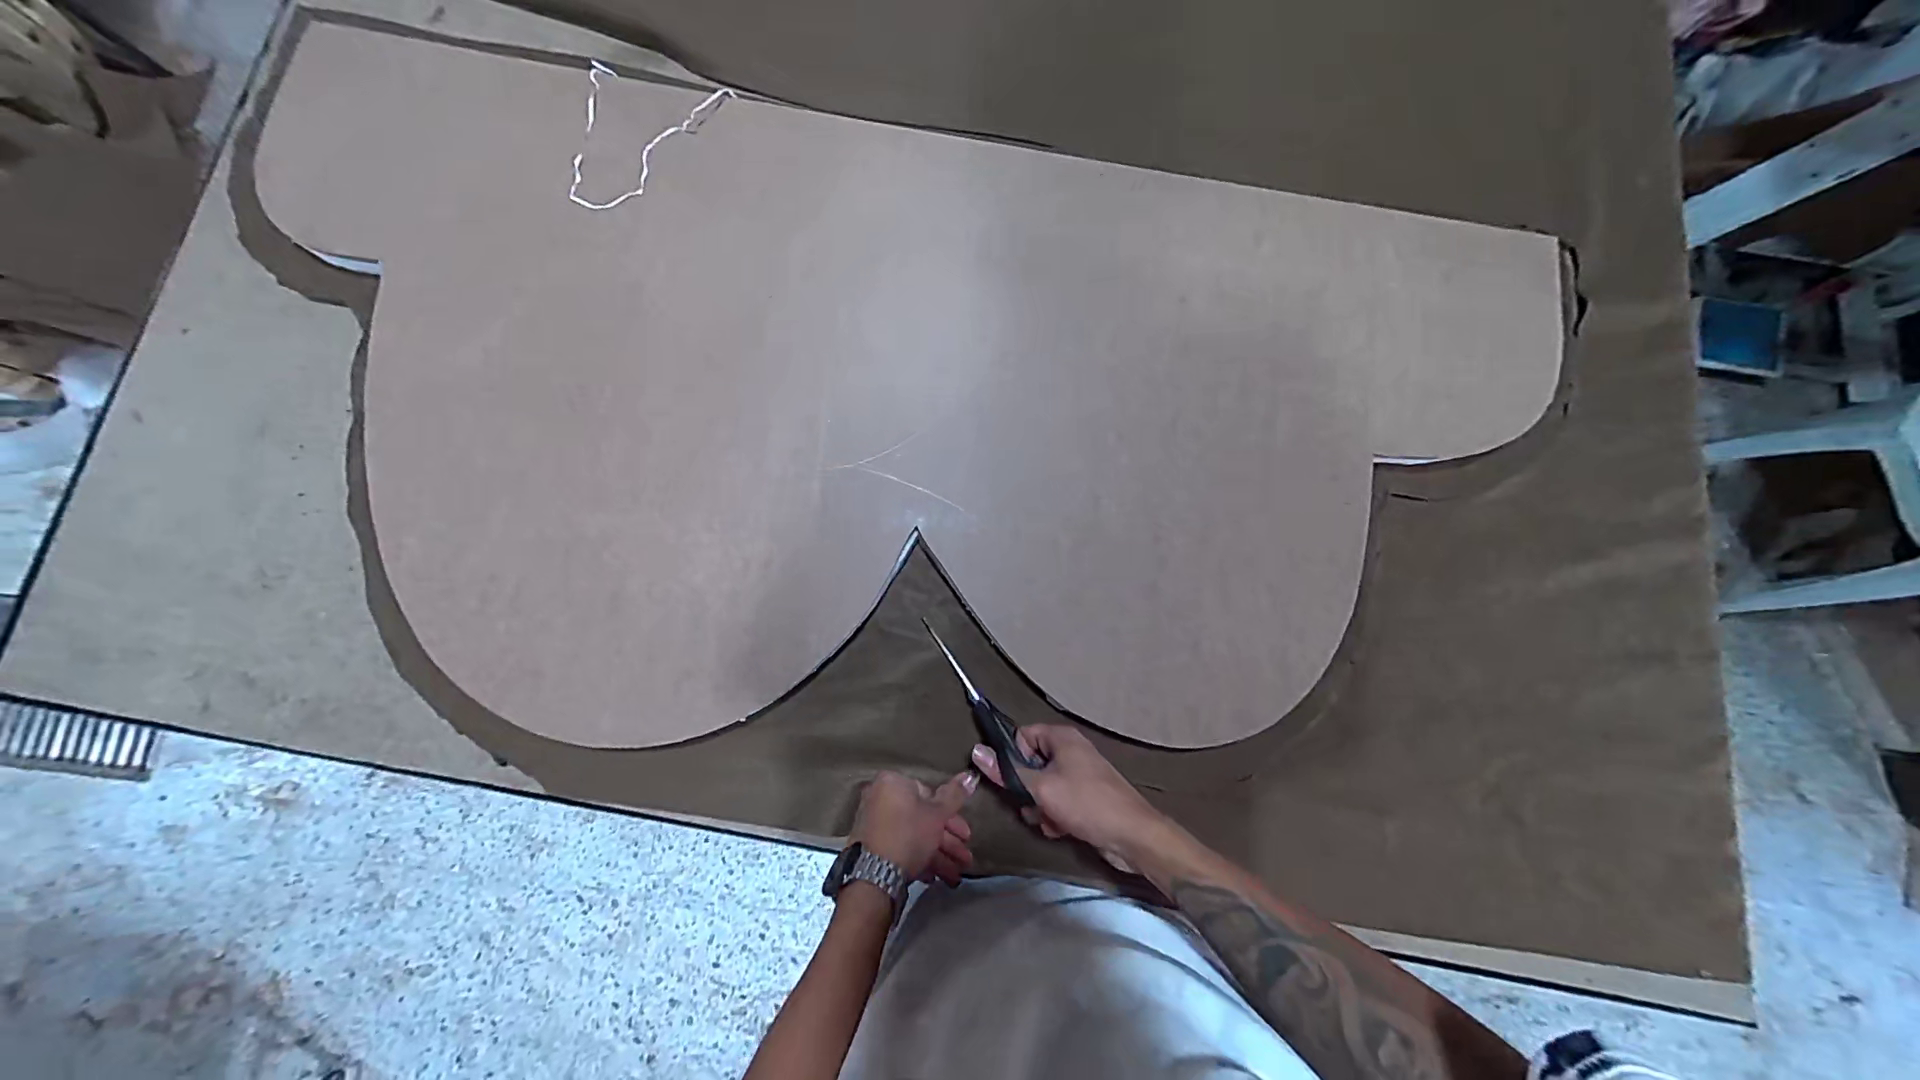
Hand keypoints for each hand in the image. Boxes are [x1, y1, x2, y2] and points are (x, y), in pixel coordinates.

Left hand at [849, 770, 977, 886]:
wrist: (874, 875)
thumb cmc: (909, 834)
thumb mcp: (938, 814)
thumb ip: (955, 795)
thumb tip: (971, 775)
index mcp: (893, 782)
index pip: (928, 793)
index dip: (950, 815)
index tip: (965, 835)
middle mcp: (879, 798)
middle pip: (922, 817)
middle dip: (948, 840)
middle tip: (965, 858)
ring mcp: (874, 823)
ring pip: (914, 835)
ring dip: (938, 854)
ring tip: (955, 876)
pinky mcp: (871, 847)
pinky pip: (901, 847)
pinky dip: (919, 859)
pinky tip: (934, 877)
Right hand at [971, 724, 1173, 872]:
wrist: (1132, 836)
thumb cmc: (1086, 803)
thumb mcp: (1041, 788)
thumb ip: (1008, 772)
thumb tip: (977, 751)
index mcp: (1062, 738)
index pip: (1022, 735)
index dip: (1012, 756)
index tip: (1007, 778)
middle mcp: (1071, 751)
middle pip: (1031, 763)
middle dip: (1026, 788)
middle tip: (1029, 803)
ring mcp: (1080, 775)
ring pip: (1043, 786)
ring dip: (1039, 805)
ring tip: (1047, 819)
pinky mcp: (1086, 797)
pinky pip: (1058, 801)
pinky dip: (1054, 814)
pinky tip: (1059, 828)